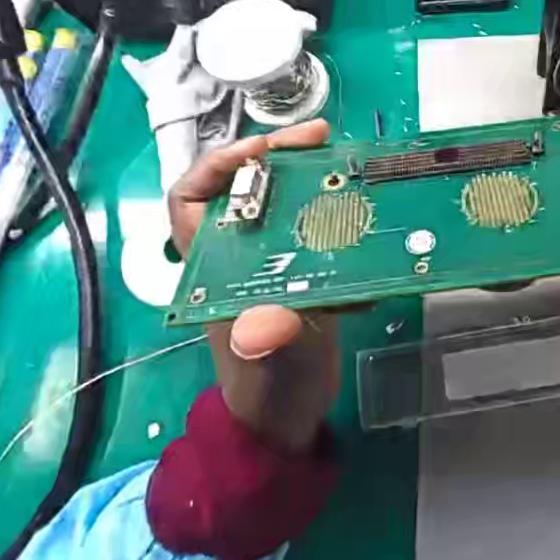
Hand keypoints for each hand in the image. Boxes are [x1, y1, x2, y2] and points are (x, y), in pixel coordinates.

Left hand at [169, 120, 338, 453]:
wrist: (290, 418)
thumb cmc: (266, 391)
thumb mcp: (267, 364)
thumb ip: (268, 340)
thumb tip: (268, 322)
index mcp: (212, 269)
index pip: (191, 200)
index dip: (217, 167)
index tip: (261, 152)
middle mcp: (238, 257)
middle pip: (248, 190)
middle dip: (280, 159)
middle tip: (321, 140)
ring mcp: (272, 264)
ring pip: (285, 206)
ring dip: (314, 182)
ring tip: (349, 164)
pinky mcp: (305, 275)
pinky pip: (319, 234)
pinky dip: (341, 221)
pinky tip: (367, 219)